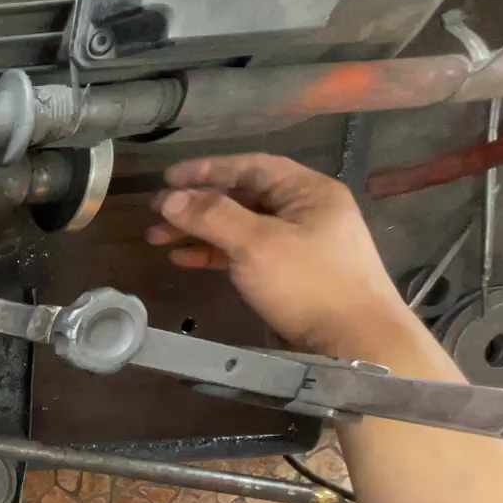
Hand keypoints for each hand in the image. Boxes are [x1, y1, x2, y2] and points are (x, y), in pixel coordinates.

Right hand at [146, 154, 411, 358]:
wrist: (347, 335)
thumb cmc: (307, 282)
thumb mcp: (256, 244)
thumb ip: (213, 218)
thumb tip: (169, 198)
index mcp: (307, 192)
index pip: (253, 167)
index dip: (208, 169)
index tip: (168, 177)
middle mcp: (302, 210)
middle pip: (241, 196)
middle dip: (196, 203)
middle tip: (155, 210)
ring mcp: (293, 240)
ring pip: (235, 225)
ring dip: (196, 229)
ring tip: (157, 237)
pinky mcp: (281, 268)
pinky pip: (238, 251)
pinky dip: (208, 251)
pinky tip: (182, 258)